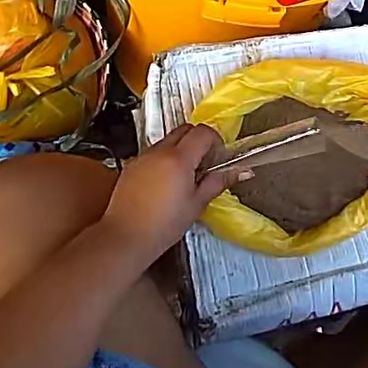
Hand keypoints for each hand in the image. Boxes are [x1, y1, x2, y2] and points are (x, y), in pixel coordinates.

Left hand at [101, 124, 237, 255]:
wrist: (125, 237)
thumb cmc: (165, 224)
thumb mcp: (197, 203)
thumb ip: (219, 182)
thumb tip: (242, 172)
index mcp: (179, 159)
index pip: (202, 132)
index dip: (215, 140)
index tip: (219, 157)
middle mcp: (159, 151)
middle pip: (185, 129)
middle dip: (199, 140)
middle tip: (206, 163)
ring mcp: (142, 157)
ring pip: (167, 140)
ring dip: (181, 149)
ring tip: (186, 176)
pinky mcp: (131, 166)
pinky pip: (153, 153)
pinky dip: (164, 159)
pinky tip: (166, 183)